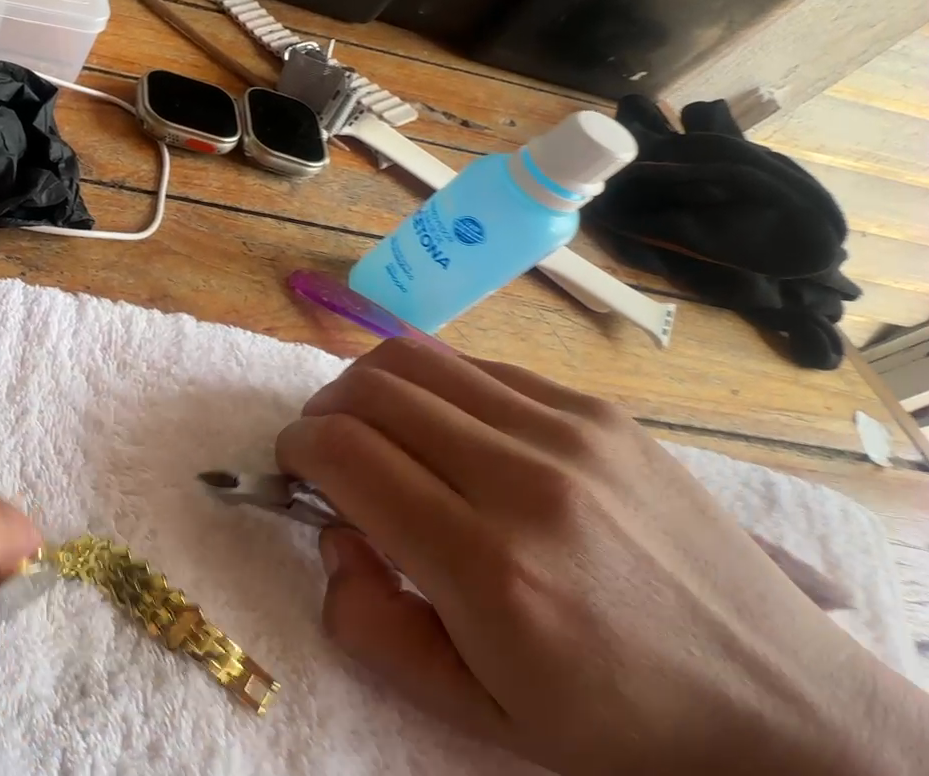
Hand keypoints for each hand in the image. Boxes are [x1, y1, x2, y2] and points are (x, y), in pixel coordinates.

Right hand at [278, 339, 928, 775]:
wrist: (782, 710)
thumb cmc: (608, 720)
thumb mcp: (463, 704)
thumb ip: (364, 620)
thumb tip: (334, 534)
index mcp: (486, 565)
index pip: (342, 452)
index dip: (296, 450)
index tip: (295, 472)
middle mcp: (525, 481)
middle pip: (369, 389)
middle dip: (321, 412)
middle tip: (324, 449)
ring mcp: (572, 435)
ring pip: (416, 358)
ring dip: (367, 386)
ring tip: (372, 427)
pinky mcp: (604, 415)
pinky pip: (479, 367)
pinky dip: (433, 387)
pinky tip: (446, 431)